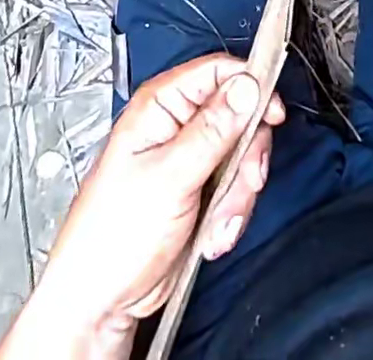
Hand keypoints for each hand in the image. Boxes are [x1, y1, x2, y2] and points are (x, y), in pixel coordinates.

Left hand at [0, 54, 284, 358]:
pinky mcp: (198, 186)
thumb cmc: (111, 236)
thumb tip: (247, 87)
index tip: (272, 115)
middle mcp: (175, 123)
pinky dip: (232, 211)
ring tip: (217, 221)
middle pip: (239, 114)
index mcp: (160, 105)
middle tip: (242, 182)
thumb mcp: (170, 177)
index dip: (251, 88)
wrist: (101, 301)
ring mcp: (188, 155)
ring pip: (242, 153)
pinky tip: (212, 232)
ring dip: (238, 193)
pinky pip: (235, 184)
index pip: (218, 71)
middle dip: (247, 155)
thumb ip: (213, 130)